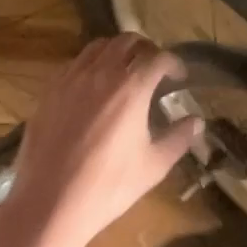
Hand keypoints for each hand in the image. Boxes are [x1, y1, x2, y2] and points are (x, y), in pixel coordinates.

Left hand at [0, 34, 203, 246]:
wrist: (50, 205)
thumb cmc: (108, 187)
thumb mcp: (153, 166)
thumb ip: (179, 138)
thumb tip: (197, 121)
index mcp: (132, 87)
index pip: (158, 57)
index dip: (173, 62)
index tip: (179, 76)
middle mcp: (102, 73)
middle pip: (128, 41)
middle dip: (146, 49)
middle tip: (154, 69)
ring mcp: (72, 79)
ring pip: (98, 46)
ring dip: (117, 51)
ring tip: (124, 71)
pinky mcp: (50, 91)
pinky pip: (74, 64)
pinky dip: (90, 64)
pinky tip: (93, 87)